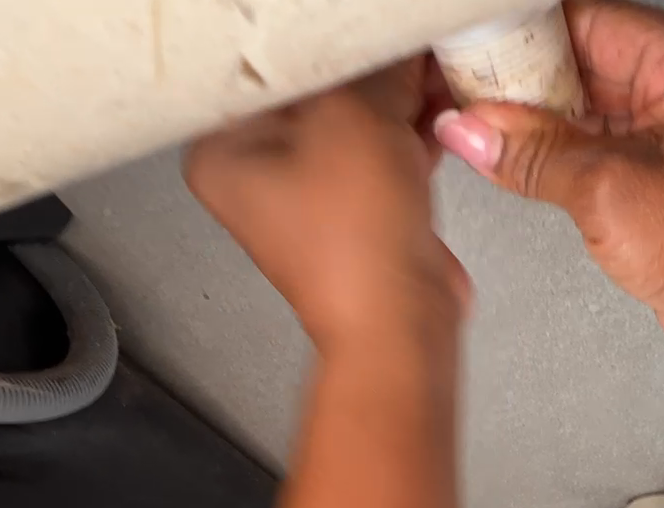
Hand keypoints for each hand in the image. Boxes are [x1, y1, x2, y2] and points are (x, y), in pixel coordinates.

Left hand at [185, 58, 468, 345]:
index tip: (355, 23)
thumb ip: (378, 65)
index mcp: (224, 148)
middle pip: (316, 88)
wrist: (402, 322)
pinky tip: (438, 103)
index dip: (319, 33)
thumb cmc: (356, 246)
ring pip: (357, 119)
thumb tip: (399, 38)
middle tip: (399, 36)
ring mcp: (316, 197)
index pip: (266, 59)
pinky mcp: (362, 213)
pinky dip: (412, 129)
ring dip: (399, 93)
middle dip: (369, 61)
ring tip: (429, 63)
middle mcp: (263, 174)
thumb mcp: (359, 117)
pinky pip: (384, 153)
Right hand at [432, 0, 663, 339]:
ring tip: (485, 126)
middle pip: (588, 62)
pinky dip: (562, 154)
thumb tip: (473, 131)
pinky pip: (602, 145)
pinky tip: (519, 157)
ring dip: (540, 123)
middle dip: (528, 82)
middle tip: (470, 92)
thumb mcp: (606, 189)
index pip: (591, 20)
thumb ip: (533, 155)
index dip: (527, 35)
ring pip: (591, 107)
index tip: (478, 49)